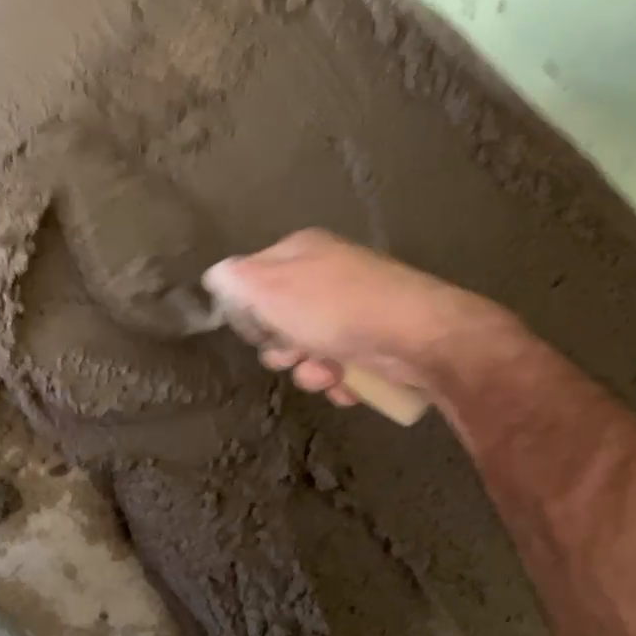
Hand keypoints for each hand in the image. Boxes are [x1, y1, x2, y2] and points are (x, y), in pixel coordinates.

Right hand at [201, 229, 508, 406]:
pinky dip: (339, 379)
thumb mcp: (268, 286)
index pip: (251, 280)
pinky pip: (340, 365)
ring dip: (309, 370)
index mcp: (301, 252)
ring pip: (308, 349)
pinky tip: (348, 382)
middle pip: (279, 321)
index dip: (247, 310)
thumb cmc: (336, 308)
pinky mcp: (376, 340)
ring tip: (327, 372)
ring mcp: (355, 308)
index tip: (256, 329)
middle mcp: (328, 274)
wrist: (419, 337)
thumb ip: (233, 279)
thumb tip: (216, 276)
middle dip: (281, 348)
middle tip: (292, 354)